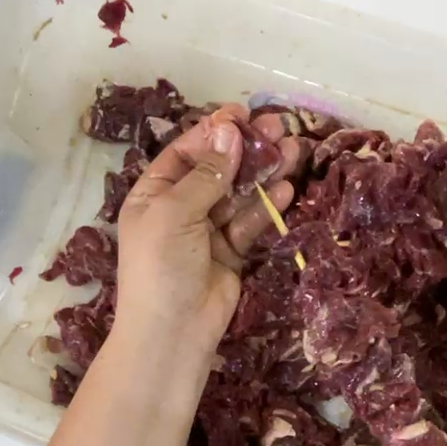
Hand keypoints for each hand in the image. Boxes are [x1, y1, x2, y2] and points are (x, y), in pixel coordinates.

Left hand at [113, 105, 301, 350]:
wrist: (172, 331)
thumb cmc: (162, 266)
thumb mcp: (175, 212)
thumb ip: (206, 174)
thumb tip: (229, 130)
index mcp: (154, 195)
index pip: (186, 152)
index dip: (214, 131)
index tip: (244, 114)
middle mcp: (179, 210)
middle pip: (217, 170)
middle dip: (246, 149)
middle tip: (278, 128)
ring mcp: (206, 233)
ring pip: (238, 195)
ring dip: (263, 174)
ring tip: (292, 151)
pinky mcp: (230, 255)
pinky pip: (249, 224)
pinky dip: (266, 208)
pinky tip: (286, 190)